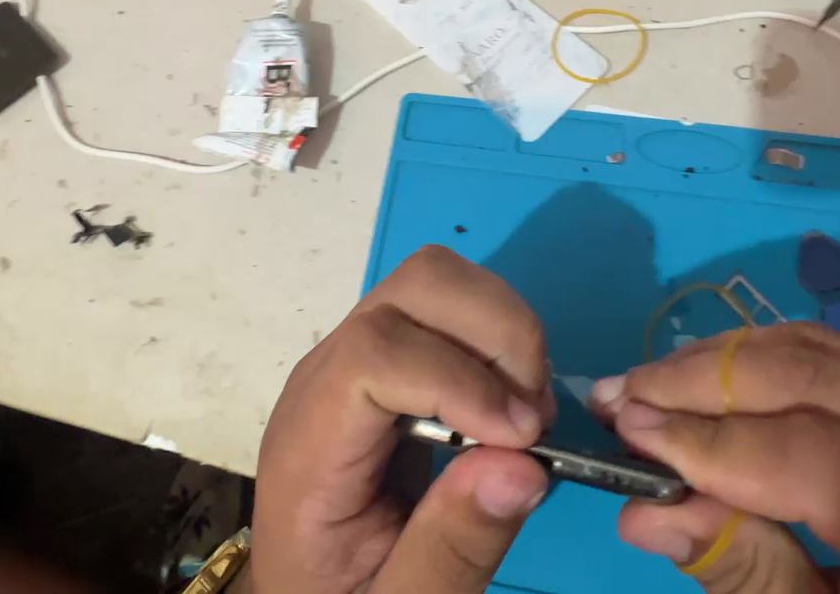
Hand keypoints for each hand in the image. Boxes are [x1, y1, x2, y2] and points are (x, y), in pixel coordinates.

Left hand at [250, 247, 554, 593]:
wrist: (306, 582)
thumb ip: (451, 547)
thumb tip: (524, 464)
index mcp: (310, 439)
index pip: (373, 354)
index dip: (456, 379)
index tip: (521, 438)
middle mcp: (329, 369)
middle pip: (415, 286)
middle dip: (496, 335)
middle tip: (533, 421)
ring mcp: (358, 345)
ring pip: (438, 276)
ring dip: (504, 328)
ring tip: (526, 409)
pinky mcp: (389, 344)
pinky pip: (449, 300)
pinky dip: (499, 331)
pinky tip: (510, 396)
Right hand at [593, 323, 839, 593]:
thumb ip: (750, 574)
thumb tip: (643, 510)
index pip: (819, 459)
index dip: (713, 443)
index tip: (626, 431)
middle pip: (814, 382)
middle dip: (702, 382)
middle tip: (619, 392)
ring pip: (821, 351)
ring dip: (722, 359)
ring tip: (648, 380)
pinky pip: (839, 358)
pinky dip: (763, 358)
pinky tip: (709, 374)